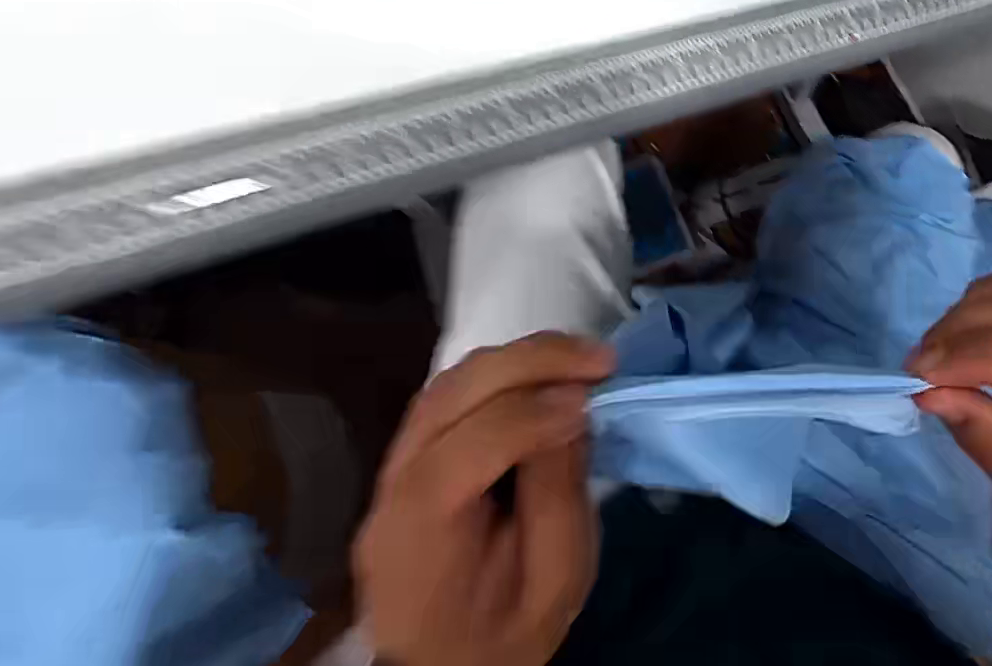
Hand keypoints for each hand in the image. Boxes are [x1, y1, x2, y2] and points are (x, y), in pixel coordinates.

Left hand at [355, 332, 615, 665]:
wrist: (448, 663)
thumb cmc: (506, 632)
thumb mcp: (554, 581)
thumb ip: (559, 494)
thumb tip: (569, 409)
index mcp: (417, 536)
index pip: (460, 453)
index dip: (527, 418)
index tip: (590, 404)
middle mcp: (392, 486)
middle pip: (450, 395)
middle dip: (530, 362)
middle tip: (599, 359)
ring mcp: (396, 461)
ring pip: (452, 379)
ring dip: (521, 357)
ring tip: (581, 358)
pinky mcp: (416, 447)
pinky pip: (458, 386)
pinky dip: (508, 367)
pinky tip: (548, 369)